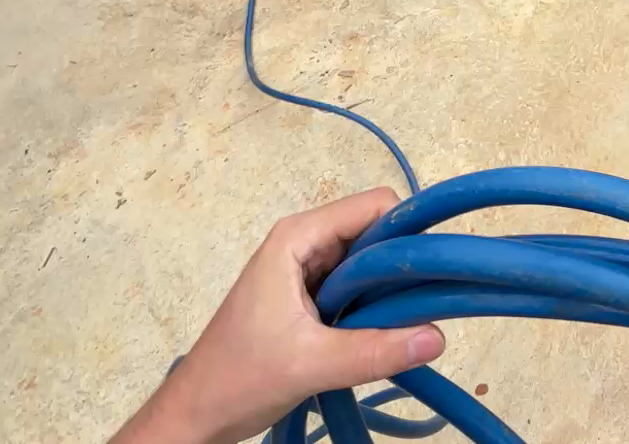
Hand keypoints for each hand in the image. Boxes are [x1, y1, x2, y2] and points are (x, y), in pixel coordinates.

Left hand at [111, 189, 445, 443]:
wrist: (189, 424)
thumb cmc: (236, 382)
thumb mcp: (308, 365)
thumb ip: (374, 350)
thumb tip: (439, 338)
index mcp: (299, 235)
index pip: (375, 205)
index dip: (406, 229)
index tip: (428, 269)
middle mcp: (307, 239)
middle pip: (375, 229)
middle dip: (399, 260)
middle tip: (419, 300)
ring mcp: (308, 265)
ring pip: (370, 257)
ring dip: (387, 284)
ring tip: (400, 318)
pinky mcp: (311, 291)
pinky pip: (359, 281)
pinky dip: (374, 300)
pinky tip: (380, 327)